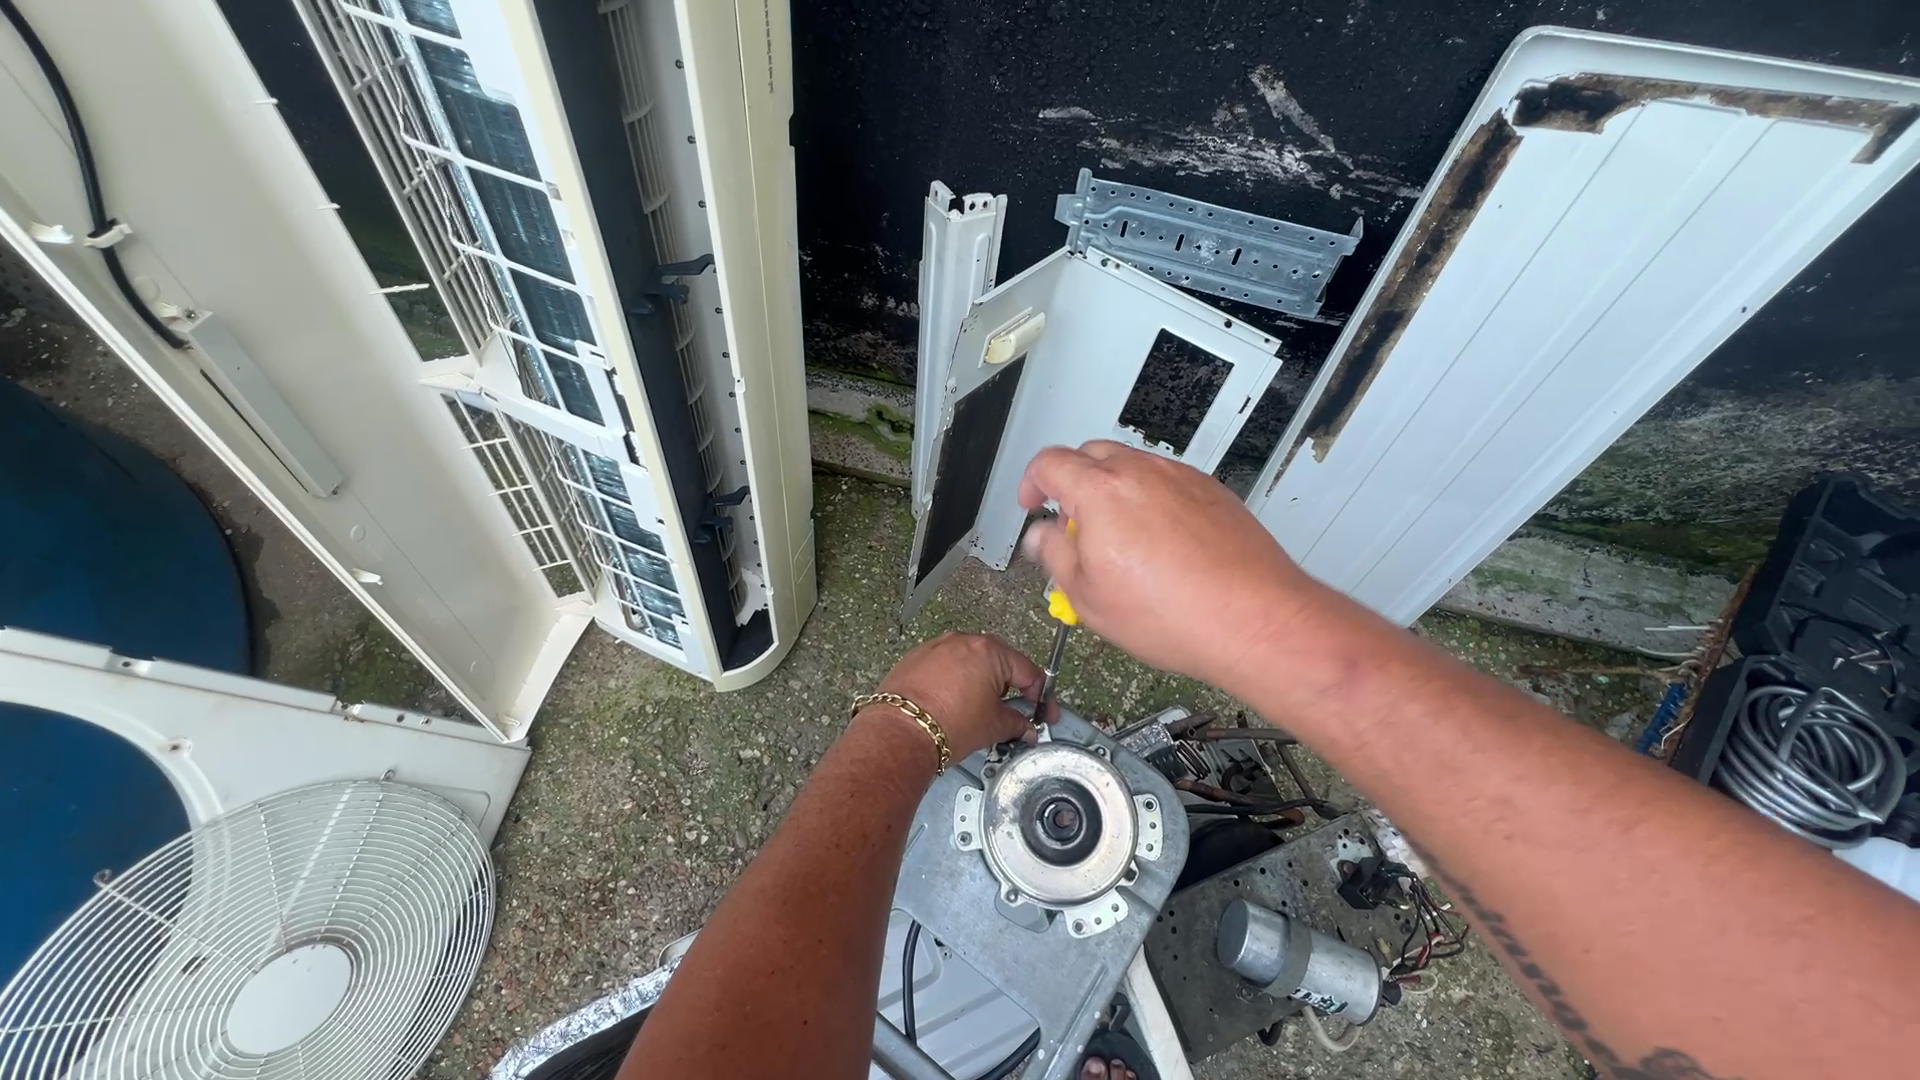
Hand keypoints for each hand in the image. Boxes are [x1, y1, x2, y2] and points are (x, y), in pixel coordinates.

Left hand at [865, 633, 1046, 762]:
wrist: (900, 732)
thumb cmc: (944, 725)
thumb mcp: (993, 726)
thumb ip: (1017, 723)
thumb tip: (1024, 726)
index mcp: (989, 651)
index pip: (1028, 671)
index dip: (1041, 697)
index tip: (1044, 712)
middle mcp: (962, 641)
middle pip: (999, 663)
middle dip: (1010, 688)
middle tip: (1014, 713)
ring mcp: (936, 647)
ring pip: (970, 663)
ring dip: (980, 684)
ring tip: (979, 712)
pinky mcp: (916, 658)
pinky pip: (945, 667)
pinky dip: (954, 683)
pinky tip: (953, 705)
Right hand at [1018, 441, 1325, 691]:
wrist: (1253, 618)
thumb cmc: (1176, 612)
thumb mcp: (1087, 597)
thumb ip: (1054, 555)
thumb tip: (1042, 537)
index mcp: (1100, 491)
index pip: (1049, 463)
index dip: (1032, 482)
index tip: (1033, 502)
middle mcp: (1141, 472)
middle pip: (1089, 455)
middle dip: (1071, 482)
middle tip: (1071, 524)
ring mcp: (1179, 478)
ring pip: (1131, 467)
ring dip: (1112, 491)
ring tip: (1118, 542)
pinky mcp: (1210, 491)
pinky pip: (1166, 482)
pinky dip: (1150, 500)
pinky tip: (1157, 545)